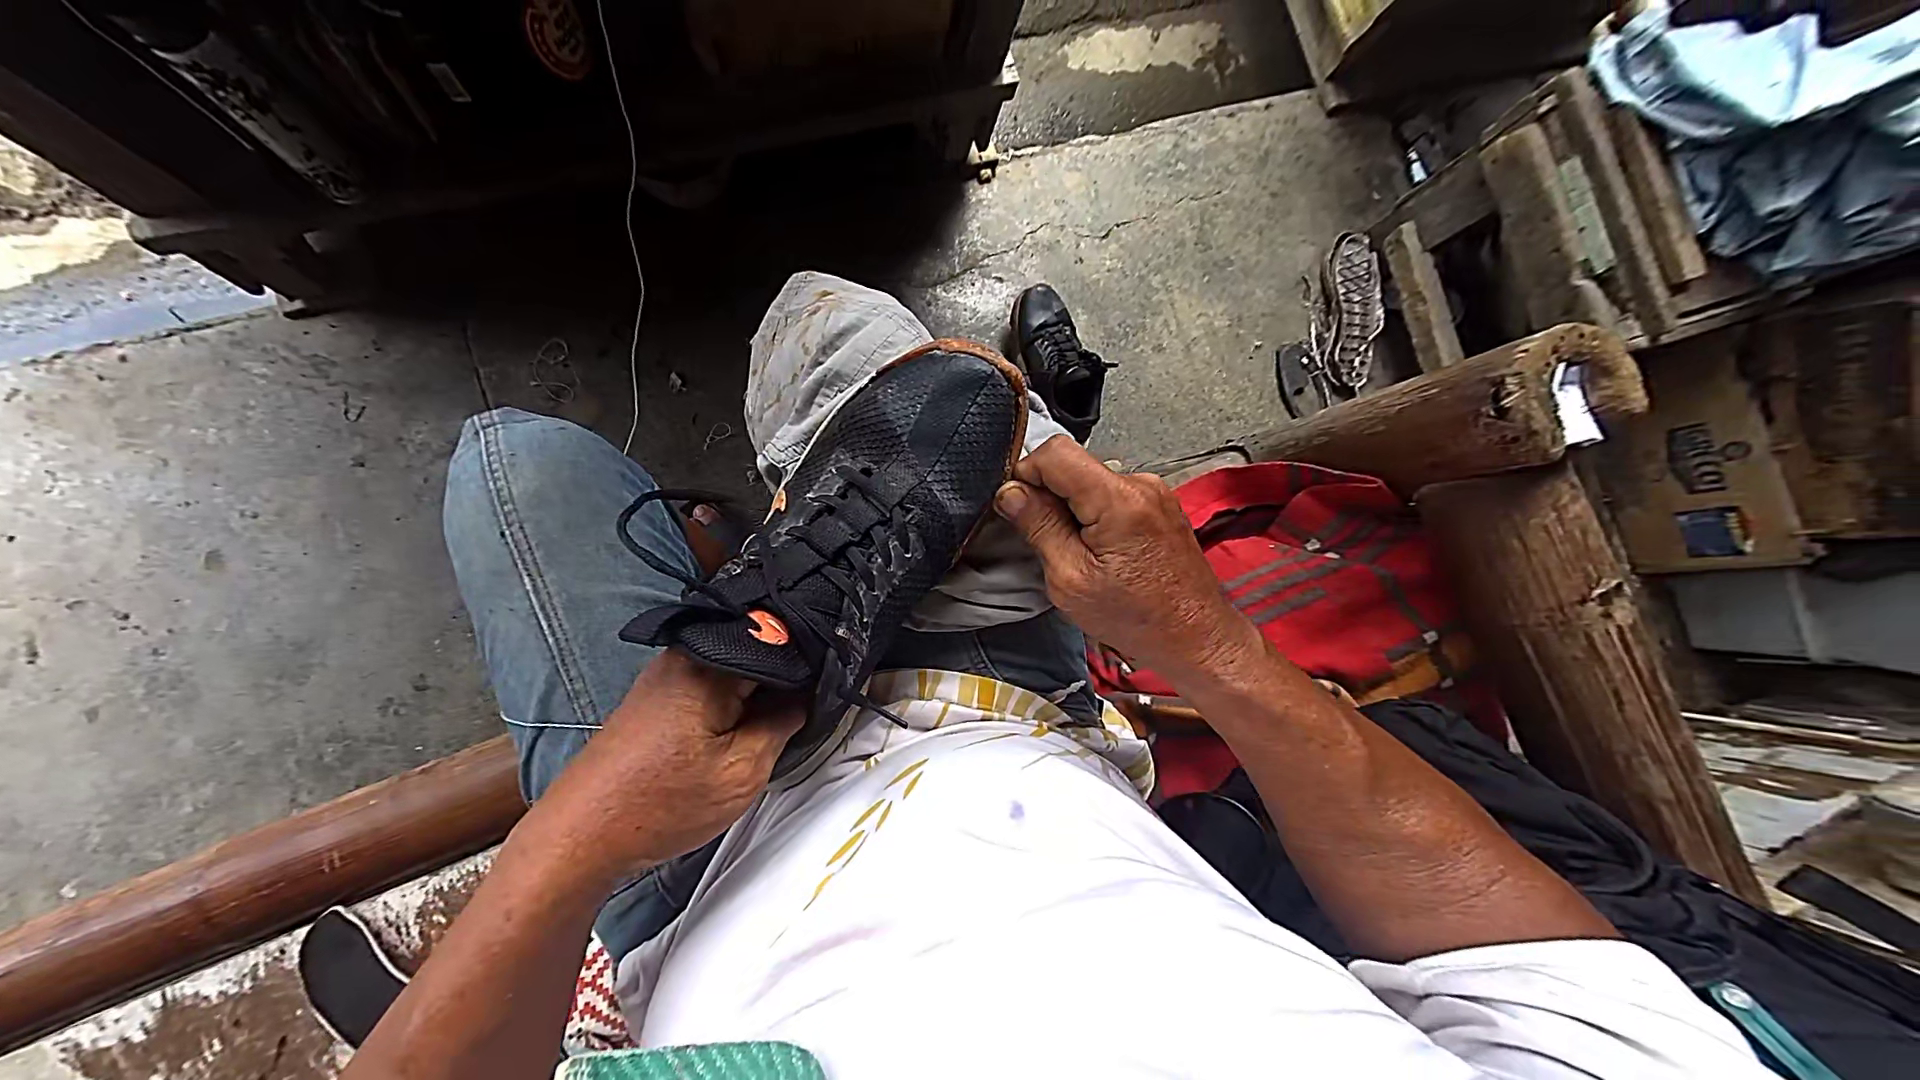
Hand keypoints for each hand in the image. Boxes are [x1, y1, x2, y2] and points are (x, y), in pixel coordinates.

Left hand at [527, 650, 802, 883]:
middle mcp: (686, 655)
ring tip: (764, 734)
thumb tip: (806, 696)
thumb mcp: (743, 770)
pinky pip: (711, 686)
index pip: (784, 646)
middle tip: (797, 722)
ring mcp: (667, 673)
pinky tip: (733, 737)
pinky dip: (730, 707)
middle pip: (758, 655)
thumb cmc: (658, 805)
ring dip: (756, 698)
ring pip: (736, 673)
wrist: (579, 838)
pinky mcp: (657, 696)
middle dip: (783, 684)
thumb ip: (785, 722)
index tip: (827, 696)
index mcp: (710, 662)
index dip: (813, 670)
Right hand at [995, 435, 1262, 679]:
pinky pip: (1107, 494)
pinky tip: (1097, 551)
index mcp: (1119, 500)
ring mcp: (1152, 492)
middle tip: (1048, 541)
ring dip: (1069, 508)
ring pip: (1087, 479)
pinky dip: (1091, 515)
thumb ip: (1038, 526)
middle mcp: (1140, 485)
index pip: (1055, 452)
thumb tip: (1010, 492)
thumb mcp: (1069, 579)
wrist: (1192, 636)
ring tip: (1076, 552)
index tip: (1016, 504)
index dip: (1026, 474)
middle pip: (1071, 464)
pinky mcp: (1155, 503)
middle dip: (1047, 496)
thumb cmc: (1139, 618)